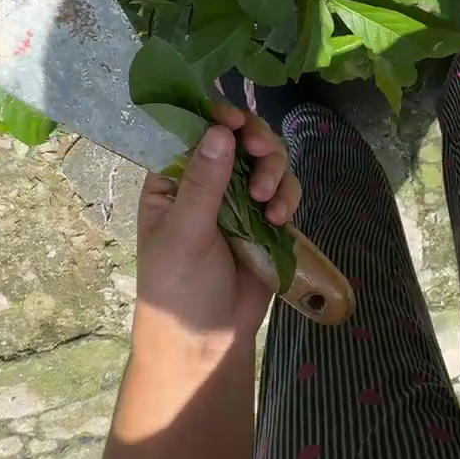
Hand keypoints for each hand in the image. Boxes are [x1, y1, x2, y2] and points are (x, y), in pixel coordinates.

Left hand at [131, 102, 301, 374]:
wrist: (209, 341)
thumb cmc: (178, 289)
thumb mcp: (184, 234)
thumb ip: (204, 182)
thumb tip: (219, 130)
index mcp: (172, 180)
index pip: (193, 131)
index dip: (215, 117)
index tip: (236, 120)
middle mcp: (207, 181)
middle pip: (239, 137)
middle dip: (256, 142)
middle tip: (261, 153)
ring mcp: (239, 199)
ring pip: (267, 159)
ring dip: (273, 171)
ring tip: (267, 202)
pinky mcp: (266, 217)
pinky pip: (285, 188)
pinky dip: (287, 195)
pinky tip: (280, 217)